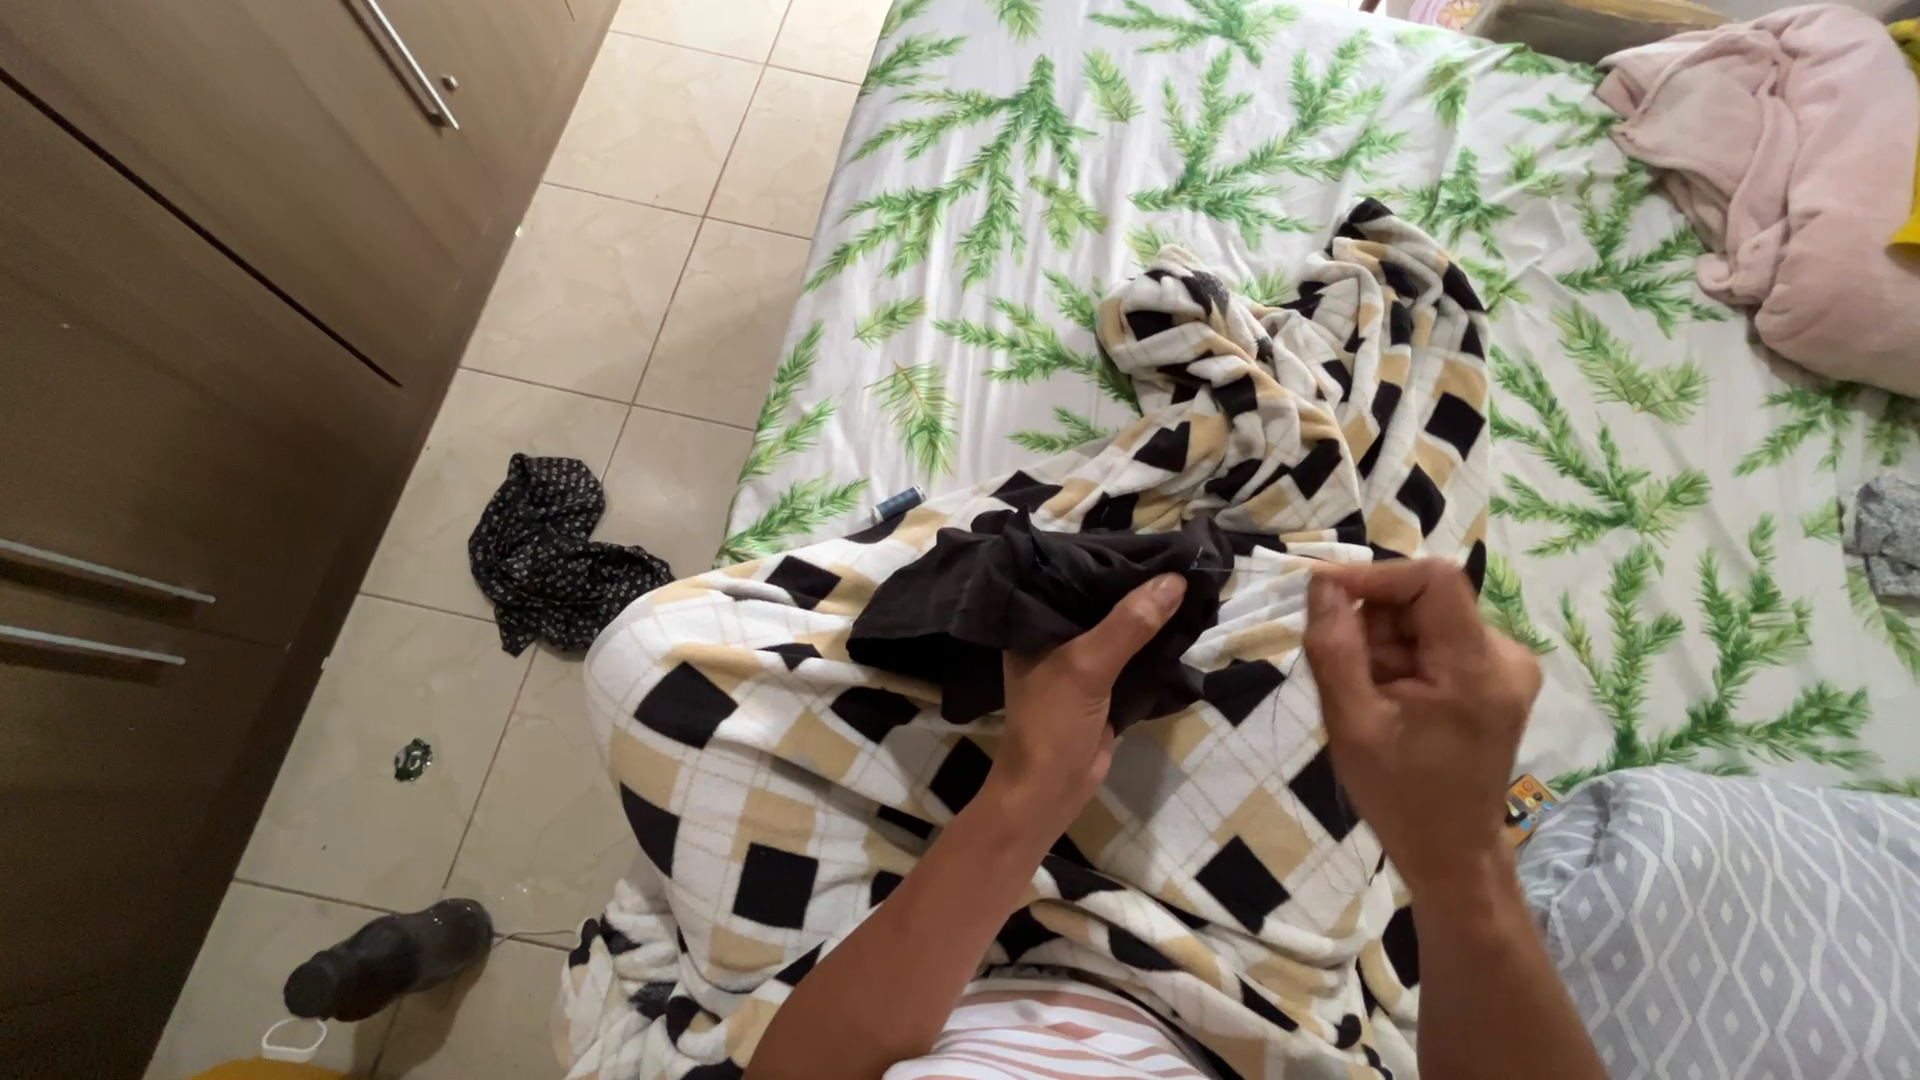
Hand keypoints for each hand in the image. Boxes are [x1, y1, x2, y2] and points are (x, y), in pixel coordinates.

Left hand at [989, 573, 1187, 838]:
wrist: (1050, 791)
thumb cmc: (1052, 722)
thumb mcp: (1087, 666)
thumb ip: (1128, 624)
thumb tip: (1174, 580)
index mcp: (1033, 622)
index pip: (1069, 576)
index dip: (1104, 557)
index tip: (1147, 539)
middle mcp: (1051, 635)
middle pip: (1097, 600)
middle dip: (1133, 585)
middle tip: (1177, 556)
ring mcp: (1077, 661)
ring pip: (1117, 628)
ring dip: (1147, 613)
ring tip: (1187, 580)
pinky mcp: (1100, 685)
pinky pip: (1130, 655)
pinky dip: (1152, 643)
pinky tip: (1181, 623)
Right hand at [1301, 559, 1540, 895]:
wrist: (1450, 850)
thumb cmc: (1397, 793)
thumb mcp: (1350, 722)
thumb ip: (1335, 648)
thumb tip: (1322, 584)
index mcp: (1477, 669)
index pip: (1434, 580)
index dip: (1375, 577)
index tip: (1324, 595)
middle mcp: (1505, 656)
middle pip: (1423, 600)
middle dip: (1372, 625)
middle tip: (1345, 672)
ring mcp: (1505, 666)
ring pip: (1422, 618)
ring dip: (1381, 644)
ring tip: (1366, 694)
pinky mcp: (1495, 676)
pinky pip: (1433, 639)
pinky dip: (1399, 657)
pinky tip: (1388, 697)